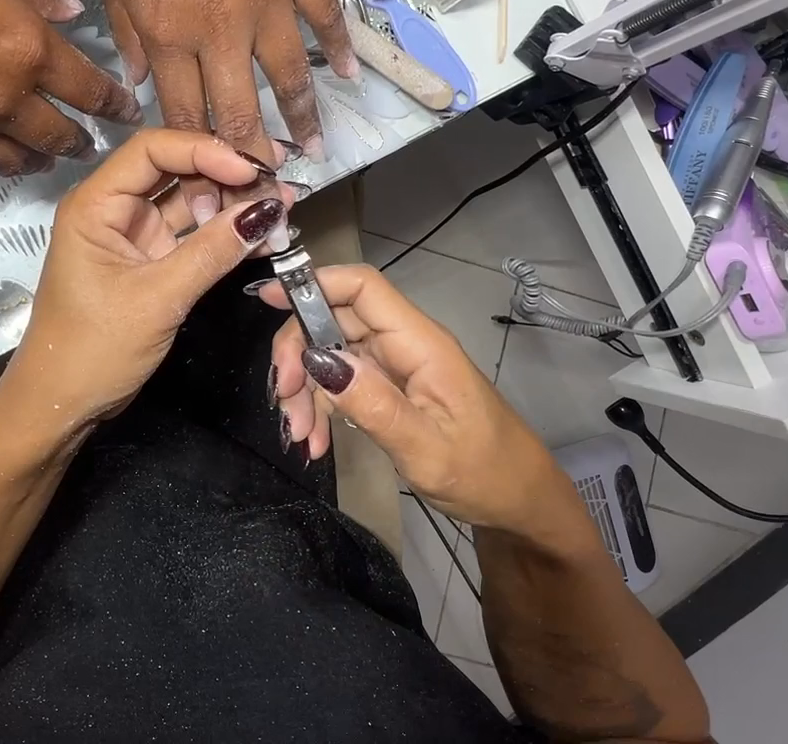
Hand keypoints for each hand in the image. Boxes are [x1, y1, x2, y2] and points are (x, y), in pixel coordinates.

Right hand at [0, 0, 140, 190]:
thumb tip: (68, 12)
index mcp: (26, 50)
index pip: (87, 89)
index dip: (114, 104)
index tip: (128, 112)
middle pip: (54, 135)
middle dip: (79, 141)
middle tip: (90, 144)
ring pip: (8, 162)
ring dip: (33, 163)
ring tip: (43, 161)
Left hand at [0, 129, 293, 431]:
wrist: (62, 406)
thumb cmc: (93, 349)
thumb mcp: (157, 299)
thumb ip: (212, 252)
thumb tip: (269, 211)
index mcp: (95, 203)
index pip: (152, 150)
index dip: (204, 149)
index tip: (252, 170)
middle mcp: (113, 208)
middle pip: (175, 170)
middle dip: (227, 176)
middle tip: (281, 189)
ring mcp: (133, 234)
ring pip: (189, 202)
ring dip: (233, 205)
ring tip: (284, 211)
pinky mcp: (151, 261)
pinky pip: (193, 235)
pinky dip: (225, 235)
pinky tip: (264, 237)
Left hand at [88, 0, 353, 222]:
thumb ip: (131, 31)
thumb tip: (147, 80)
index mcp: (167, 30)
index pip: (185, 111)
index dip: (199, 152)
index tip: (212, 177)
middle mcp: (221, 25)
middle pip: (240, 108)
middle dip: (253, 153)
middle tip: (267, 182)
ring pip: (288, 74)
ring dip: (303, 118)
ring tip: (315, 150)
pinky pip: (326, 16)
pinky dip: (340, 48)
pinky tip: (348, 76)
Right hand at [260, 266, 569, 538]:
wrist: (520, 504)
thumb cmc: (485, 475)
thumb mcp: (427, 450)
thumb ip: (374, 404)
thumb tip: (319, 359)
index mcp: (421, 344)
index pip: (362, 287)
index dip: (314, 283)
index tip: (267, 301)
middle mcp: (404, 345)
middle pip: (334, 321)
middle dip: (298, 356)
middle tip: (283, 401)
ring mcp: (395, 366)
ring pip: (331, 354)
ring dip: (306, 390)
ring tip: (302, 436)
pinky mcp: (388, 388)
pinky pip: (342, 382)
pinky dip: (322, 407)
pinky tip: (316, 442)